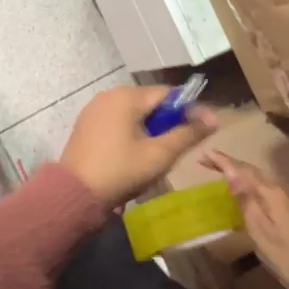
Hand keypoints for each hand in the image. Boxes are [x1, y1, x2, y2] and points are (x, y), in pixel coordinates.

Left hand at [59, 86, 217, 205]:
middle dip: (169, 121)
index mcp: (126, 96)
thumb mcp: (160, 154)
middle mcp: (109, 95)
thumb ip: (187, 134)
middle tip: (182, 145)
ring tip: (160, 153)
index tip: (206, 127)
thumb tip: (213, 119)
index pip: (168, 94)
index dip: (190, 109)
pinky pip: (117, 121)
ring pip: (134, 113)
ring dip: (151, 128)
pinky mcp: (86, 124)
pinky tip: (135, 155)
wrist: (75, 194)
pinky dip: (132, 132)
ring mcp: (94, 109)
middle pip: (150, 102)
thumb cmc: (121, 171)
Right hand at [205, 150, 288, 288]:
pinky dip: (253, 183)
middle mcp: (284, 188)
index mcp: (274, 192)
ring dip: (242, 172)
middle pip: (254, 171)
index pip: (244, 170)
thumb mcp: (259, 229)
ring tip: (223, 171)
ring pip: (263, 178)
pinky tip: (246, 189)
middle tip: (208, 160)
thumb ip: (246, 200)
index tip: (205, 152)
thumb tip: (233, 175)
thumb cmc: (285, 254)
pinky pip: (270, 187)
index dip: (224, 161)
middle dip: (231, 164)